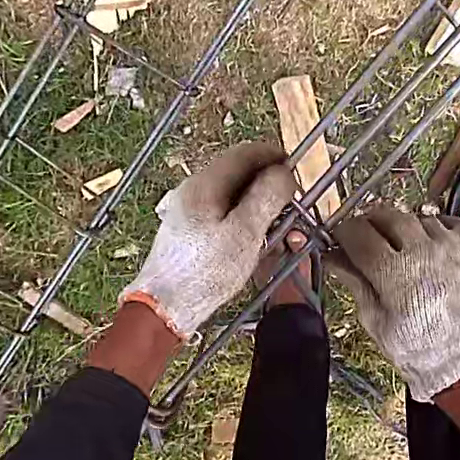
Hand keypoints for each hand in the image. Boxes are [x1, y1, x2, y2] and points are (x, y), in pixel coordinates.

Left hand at [121, 141, 296, 336]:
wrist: (165, 307)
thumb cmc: (205, 272)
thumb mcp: (245, 233)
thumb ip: (266, 197)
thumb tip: (284, 172)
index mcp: (203, 184)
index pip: (244, 153)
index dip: (273, 155)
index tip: (295, 167)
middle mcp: (192, 189)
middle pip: (236, 170)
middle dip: (265, 177)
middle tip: (290, 195)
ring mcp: (186, 208)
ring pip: (228, 190)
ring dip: (254, 196)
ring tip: (276, 215)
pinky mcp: (186, 227)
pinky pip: (219, 208)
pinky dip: (240, 211)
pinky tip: (251, 231)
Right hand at [327, 206, 459, 401]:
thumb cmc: (412, 344)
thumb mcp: (373, 318)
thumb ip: (353, 280)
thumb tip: (331, 255)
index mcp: (394, 273)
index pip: (358, 233)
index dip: (343, 232)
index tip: (340, 237)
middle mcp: (422, 252)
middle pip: (386, 216)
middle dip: (370, 223)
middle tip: (366, 239)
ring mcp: (449, 245)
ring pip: (414, 217)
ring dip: (402, 228)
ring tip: (399, 248)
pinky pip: (445, 220)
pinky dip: (433, 227)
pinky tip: (427, 245)